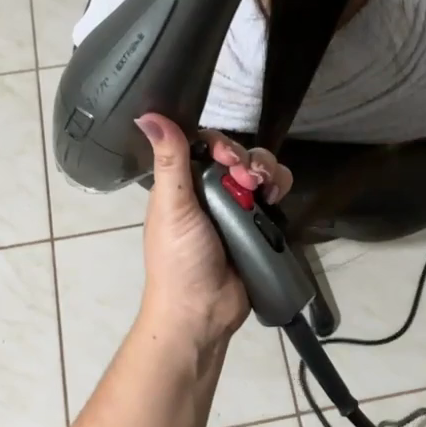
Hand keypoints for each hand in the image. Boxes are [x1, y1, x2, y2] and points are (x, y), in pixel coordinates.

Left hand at [131, 114, 291, 352]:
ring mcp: (234, 208)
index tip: (227, 157)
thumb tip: (147, 113)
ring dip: (266, 170)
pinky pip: (273, 193)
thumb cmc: (179, 260)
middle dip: (246, 159)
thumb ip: (169, 160)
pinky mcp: (257, 225)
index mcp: (179, 185)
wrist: (202, 313)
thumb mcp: (172, 207)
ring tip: (266, 187)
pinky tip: (277, 195)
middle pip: (234, 154)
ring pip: (257, 170)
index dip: (219, 144)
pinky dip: (279, 187)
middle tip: (248, 178)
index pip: (202, 145)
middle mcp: (206, 192)